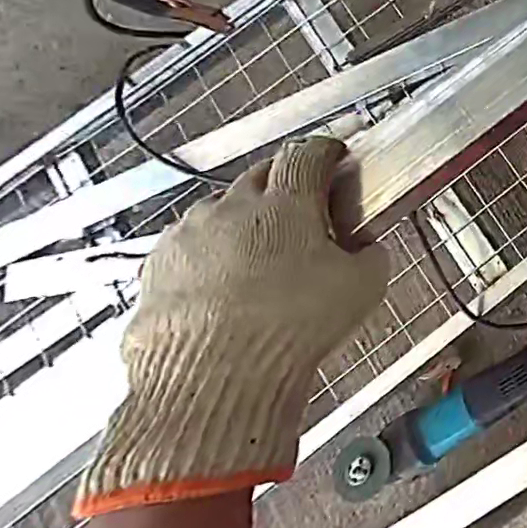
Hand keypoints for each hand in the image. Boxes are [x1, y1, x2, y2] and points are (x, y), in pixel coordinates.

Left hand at [75, 136, 388, 517]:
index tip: (335, 156)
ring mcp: (189, 235)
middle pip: (263, 174)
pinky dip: (216, 256)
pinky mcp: (157, 267)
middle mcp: (232, 207)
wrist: (215, 377)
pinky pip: (194, 246)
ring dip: (248, 223)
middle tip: (308, 213)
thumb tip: (363, 245)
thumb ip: (369, 253)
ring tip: (266, 262)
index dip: (326, 150)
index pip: (308, 153)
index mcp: (286, 204)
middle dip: (287, 184)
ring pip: (224, 211)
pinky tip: (229, 291)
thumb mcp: (364, 287)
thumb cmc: (297, 324)